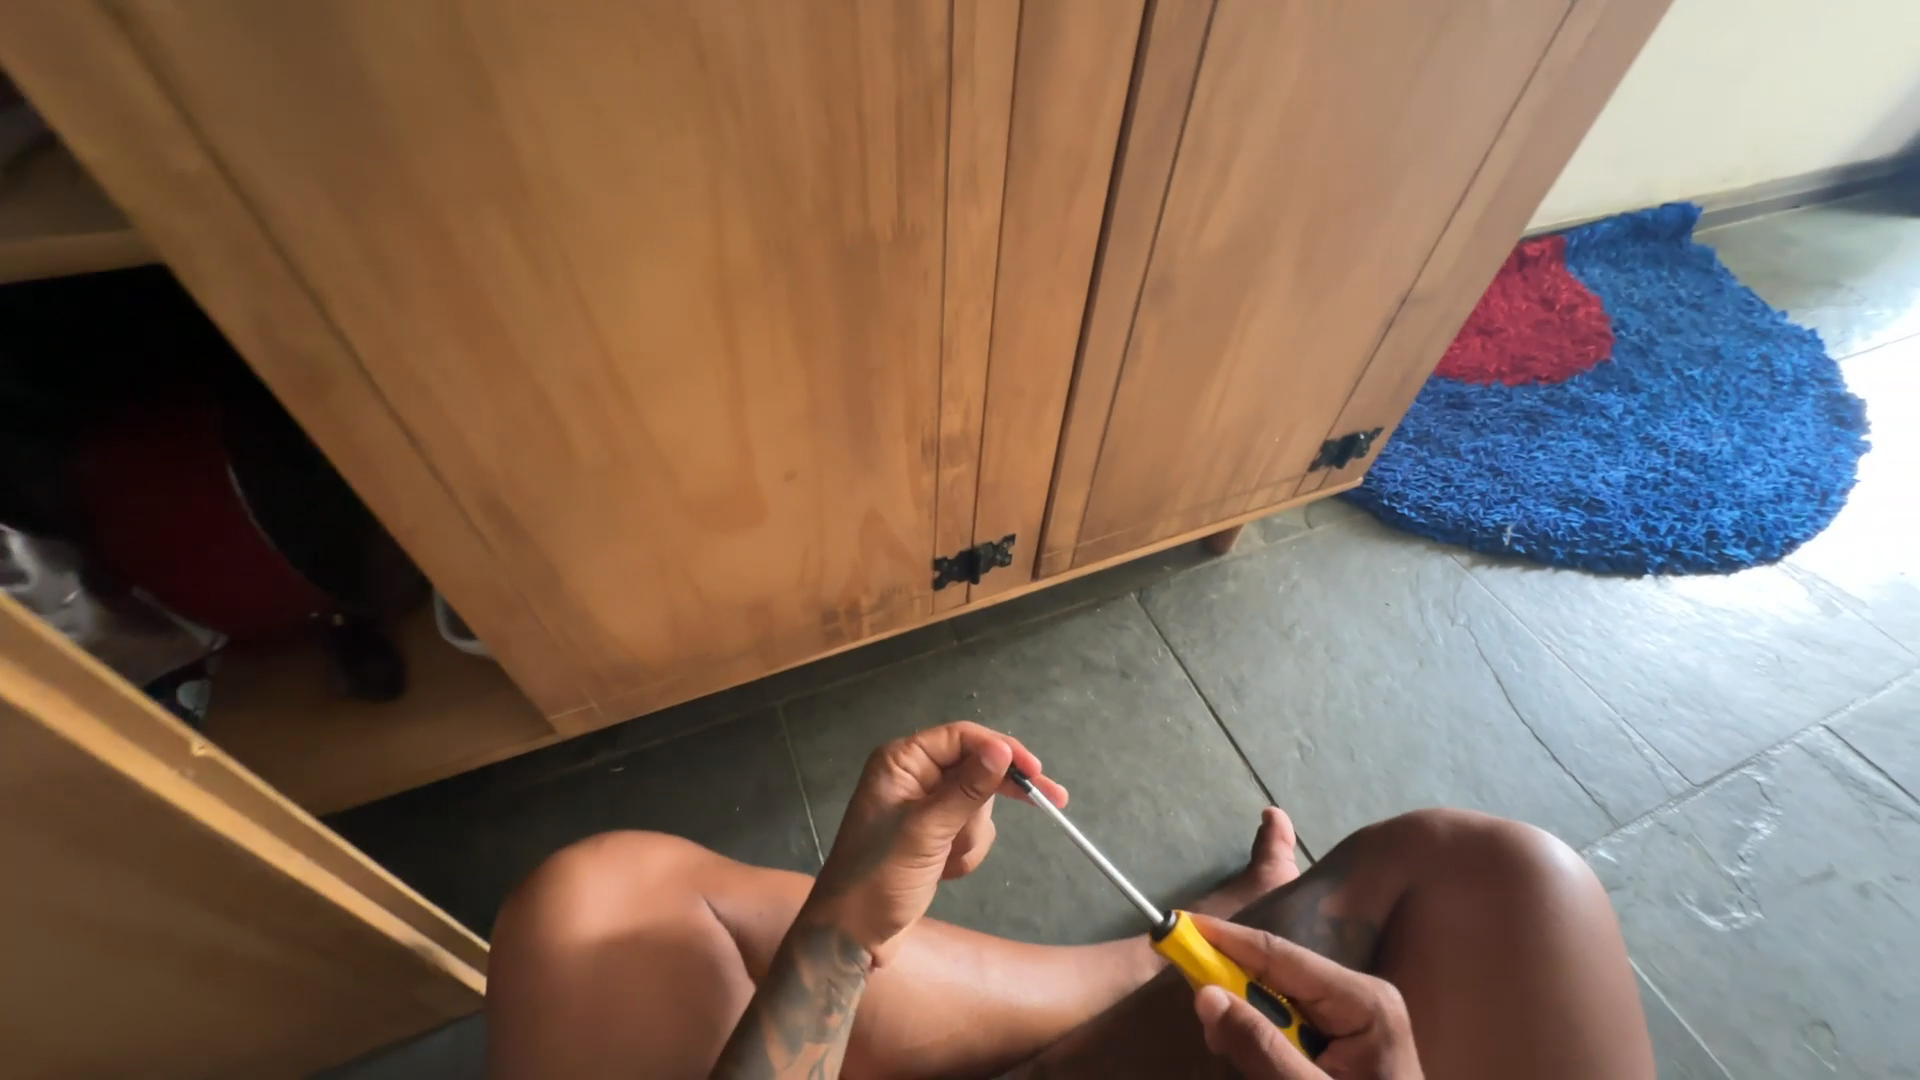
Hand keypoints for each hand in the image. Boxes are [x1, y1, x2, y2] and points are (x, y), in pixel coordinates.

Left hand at [805, 721, 1066, 964]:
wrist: (854, 935)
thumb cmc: (879, 876)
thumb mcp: (926, 831)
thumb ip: (968, 789)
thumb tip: (1003, 749)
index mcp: (902, 761)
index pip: (961, 737)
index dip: (1001, 748)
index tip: (1034, 770)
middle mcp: (914, 775)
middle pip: (976, 767)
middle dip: (997, 794)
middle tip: (1054, 800)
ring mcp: (925, 805)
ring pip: (978, 803)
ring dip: (971, 835)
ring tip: (946, 861)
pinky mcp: (935, 833)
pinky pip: (971, 829)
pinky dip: (966, 852)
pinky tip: (945, 872)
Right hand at [1190, 915, 1422, 1079]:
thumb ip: (1261, 1049)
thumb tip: (1204, 995)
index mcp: (1362, 1000)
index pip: (1278, 954)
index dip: (1224, 938)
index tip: (1174, 924)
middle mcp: (1355, 994)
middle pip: (1274, 971)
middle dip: (1230, 982)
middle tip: (1191, 994)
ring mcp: (1349, 1016)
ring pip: (1275, 995)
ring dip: (1243, 1015)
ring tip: (1224, 1044)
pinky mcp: (1338, 1039)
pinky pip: (1284, 1021)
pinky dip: (1259, 1036)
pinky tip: (1251, 1059)